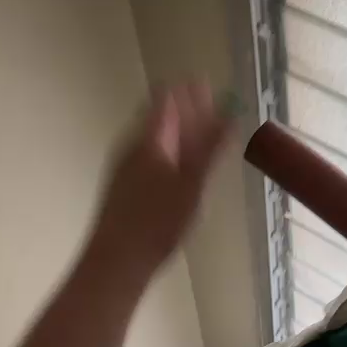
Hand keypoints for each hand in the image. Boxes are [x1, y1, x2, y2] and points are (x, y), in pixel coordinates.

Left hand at [85, 81, 231, 281]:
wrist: (115, 263)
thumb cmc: (157, 222)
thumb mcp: (192, 183)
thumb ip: (210, 147)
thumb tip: (230, 112)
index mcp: (150, 140)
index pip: (168, 99)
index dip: (188, 90)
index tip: (208, 84)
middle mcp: (133, 146)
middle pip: (159, 116)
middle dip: (185, 107)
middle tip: (209, 101)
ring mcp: (125, 166)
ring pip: (154, 137)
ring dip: (177, 128)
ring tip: (199, 128)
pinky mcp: (123, 186)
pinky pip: (148, 154)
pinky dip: (168, 148)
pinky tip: (177, 163)